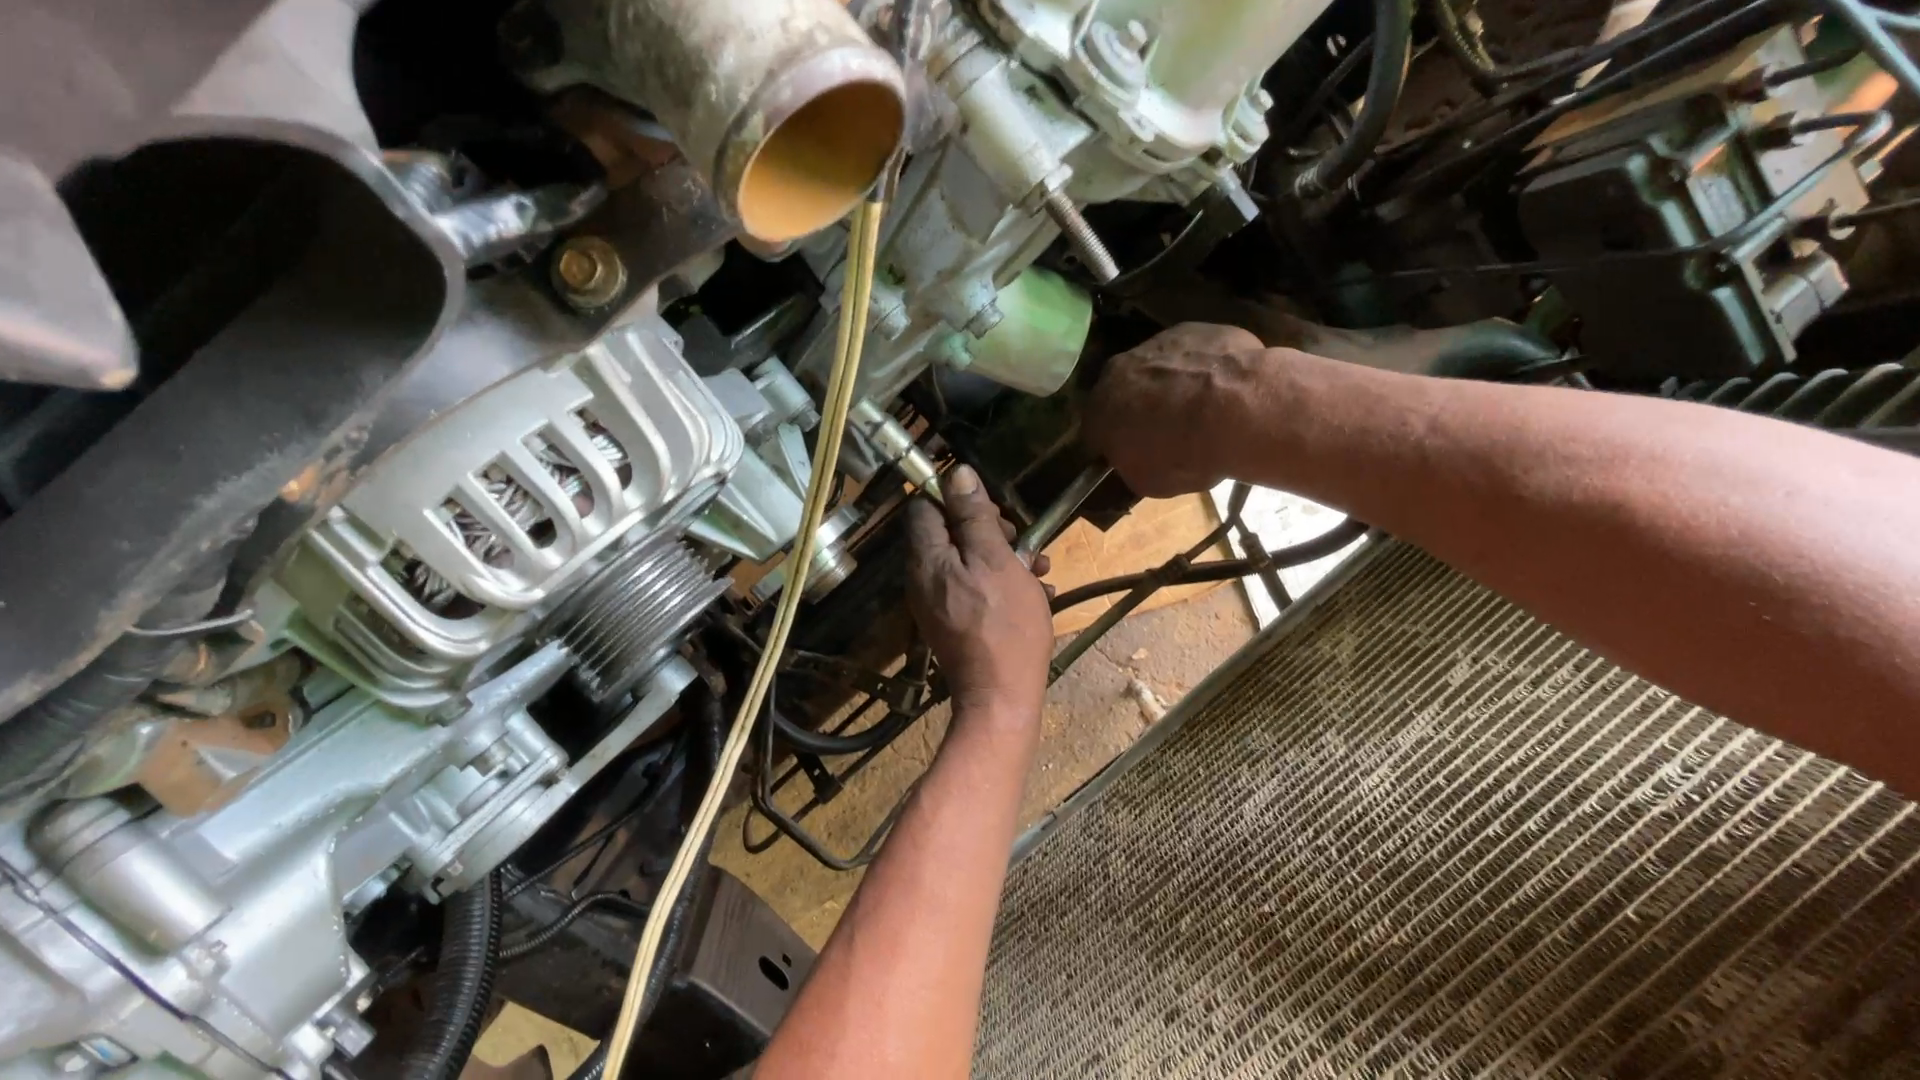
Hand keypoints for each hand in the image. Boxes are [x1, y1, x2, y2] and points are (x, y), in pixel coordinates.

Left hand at [905, 465, 1053, 721]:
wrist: (1001, 697)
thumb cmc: (1004, 625)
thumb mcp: (995, 560)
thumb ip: (974, 517)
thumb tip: (956, 474)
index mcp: (926, 558)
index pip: (924, 506)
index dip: (958, 499)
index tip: (993, 510)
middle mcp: (923, 578)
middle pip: (949, 534)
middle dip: (989, 530)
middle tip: (1020, 540)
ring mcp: (937, 604)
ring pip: (967, 562)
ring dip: (1004, 558)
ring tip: (1039, 568)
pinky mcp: (955, 624)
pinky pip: (974, 590)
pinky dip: (1002, 584)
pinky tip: (1036, 593)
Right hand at [1083, 322, 1272, 497]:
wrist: (1238, 410)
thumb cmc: (1184, 454)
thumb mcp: (1148, 481)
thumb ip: (1131, 465)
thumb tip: (1135, 458)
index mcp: (1099, 408)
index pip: (1095, 429)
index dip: (1112, 443)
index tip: (1131, 454)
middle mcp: (1119, 368)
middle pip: (1125, 390)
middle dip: (1140, 406)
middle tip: (1167, 430)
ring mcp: (1158, 342)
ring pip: (1159, 367)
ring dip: (1172, 384)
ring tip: (1202, 408)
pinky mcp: (1195, 328)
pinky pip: (1193, 353)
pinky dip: (1203, 368)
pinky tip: (1224, 388)